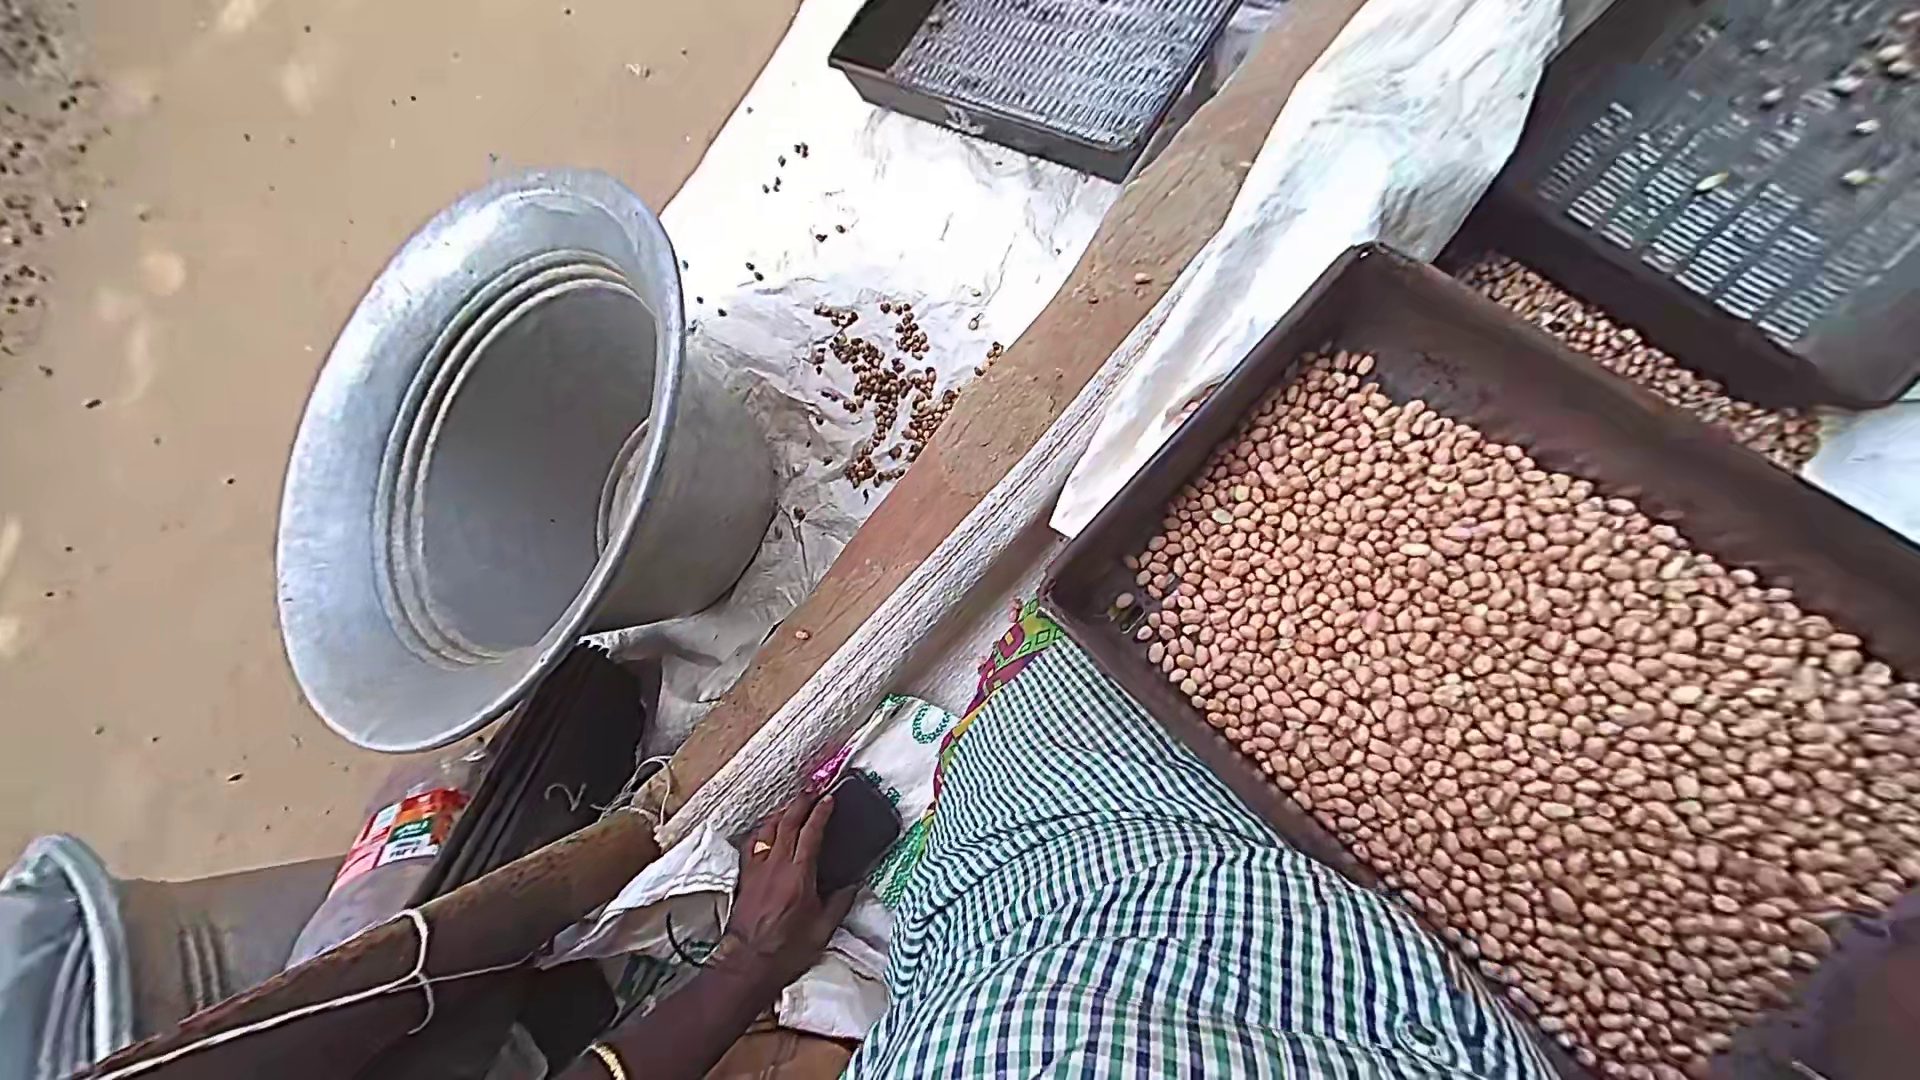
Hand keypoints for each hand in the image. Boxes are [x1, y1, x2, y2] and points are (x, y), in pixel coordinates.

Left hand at [717, 792, 858, 988]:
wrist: (747, 966)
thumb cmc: (786, 950)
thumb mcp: (822, 930)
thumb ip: (840, 902)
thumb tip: (854, 884)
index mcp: (799, 875)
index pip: (811, 832)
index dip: (821, 811)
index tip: (829, 798)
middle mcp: (777, 865)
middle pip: (788, 821)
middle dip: (802, 802)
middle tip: (813, 790)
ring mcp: (759, 869)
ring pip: (769, 828)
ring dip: (783, 812)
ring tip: (793, 804)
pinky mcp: (746, 877)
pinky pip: (753, 844)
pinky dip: (763, 830)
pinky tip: (768, 829)